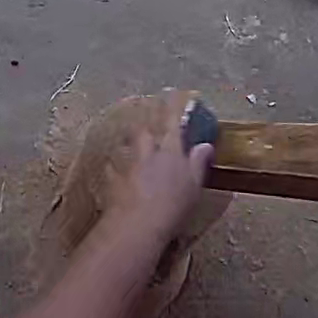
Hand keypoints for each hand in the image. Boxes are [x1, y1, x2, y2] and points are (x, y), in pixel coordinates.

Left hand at [101, 90, 214, 245]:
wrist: (136, 226)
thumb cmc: (172, 205)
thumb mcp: (194, 185)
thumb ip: (198, 162)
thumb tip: (205, 144)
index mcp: (170, 150)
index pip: (172, 121)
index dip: (172, 105)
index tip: (171, 91)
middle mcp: (148, 151)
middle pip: (145, 130)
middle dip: (145, 122)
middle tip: (146, 119)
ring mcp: (128, 164)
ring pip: (127, 146)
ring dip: (130, 144)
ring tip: (130, 144)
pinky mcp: (112, 180)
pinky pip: (112, 168)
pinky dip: (114, 167)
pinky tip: (113, 171)